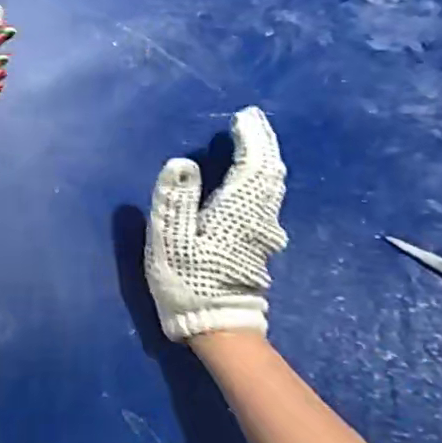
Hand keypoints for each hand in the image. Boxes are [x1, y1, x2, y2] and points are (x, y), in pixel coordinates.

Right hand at [145, 106, 288, 340]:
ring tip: (253, 144)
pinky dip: (260, 179)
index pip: (252, 166)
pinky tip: (251, 178)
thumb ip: (174, 198)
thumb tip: (182, 162)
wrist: (218, 324)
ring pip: (271, 187)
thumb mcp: (170, 239)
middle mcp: (259, 217)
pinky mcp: (260, 243)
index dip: (250, 139)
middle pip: (270, 174)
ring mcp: (264, 232)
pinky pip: (265, 199)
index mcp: (236, 211)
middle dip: (262, 145)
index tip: (244, 117)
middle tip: (252, 122)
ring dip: (263, 161)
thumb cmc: (188, 279)